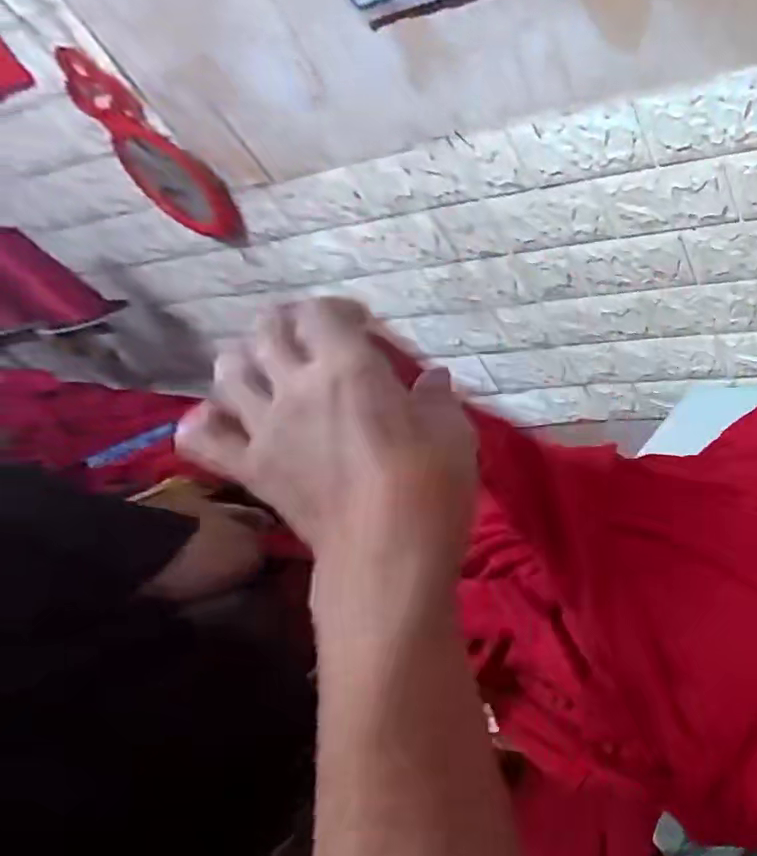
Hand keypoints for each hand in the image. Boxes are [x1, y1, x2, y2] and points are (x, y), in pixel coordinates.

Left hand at [177, 299, 476, 567]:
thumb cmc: (434, 482)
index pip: (323, 316)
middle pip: (267, 334)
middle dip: (288, 322)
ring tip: (272, 363)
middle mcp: (296, 388)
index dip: (339, 309)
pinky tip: (232, 415)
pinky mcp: (247, 465)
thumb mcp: (455, 432)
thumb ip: (437, 398)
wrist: (388, 546)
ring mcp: (263, 427)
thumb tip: (431, 379)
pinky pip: (201, 432)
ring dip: (248, 357)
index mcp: (351, 373)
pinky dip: (209, 416)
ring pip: (228, 371)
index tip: (363, 320)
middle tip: (315, 332)